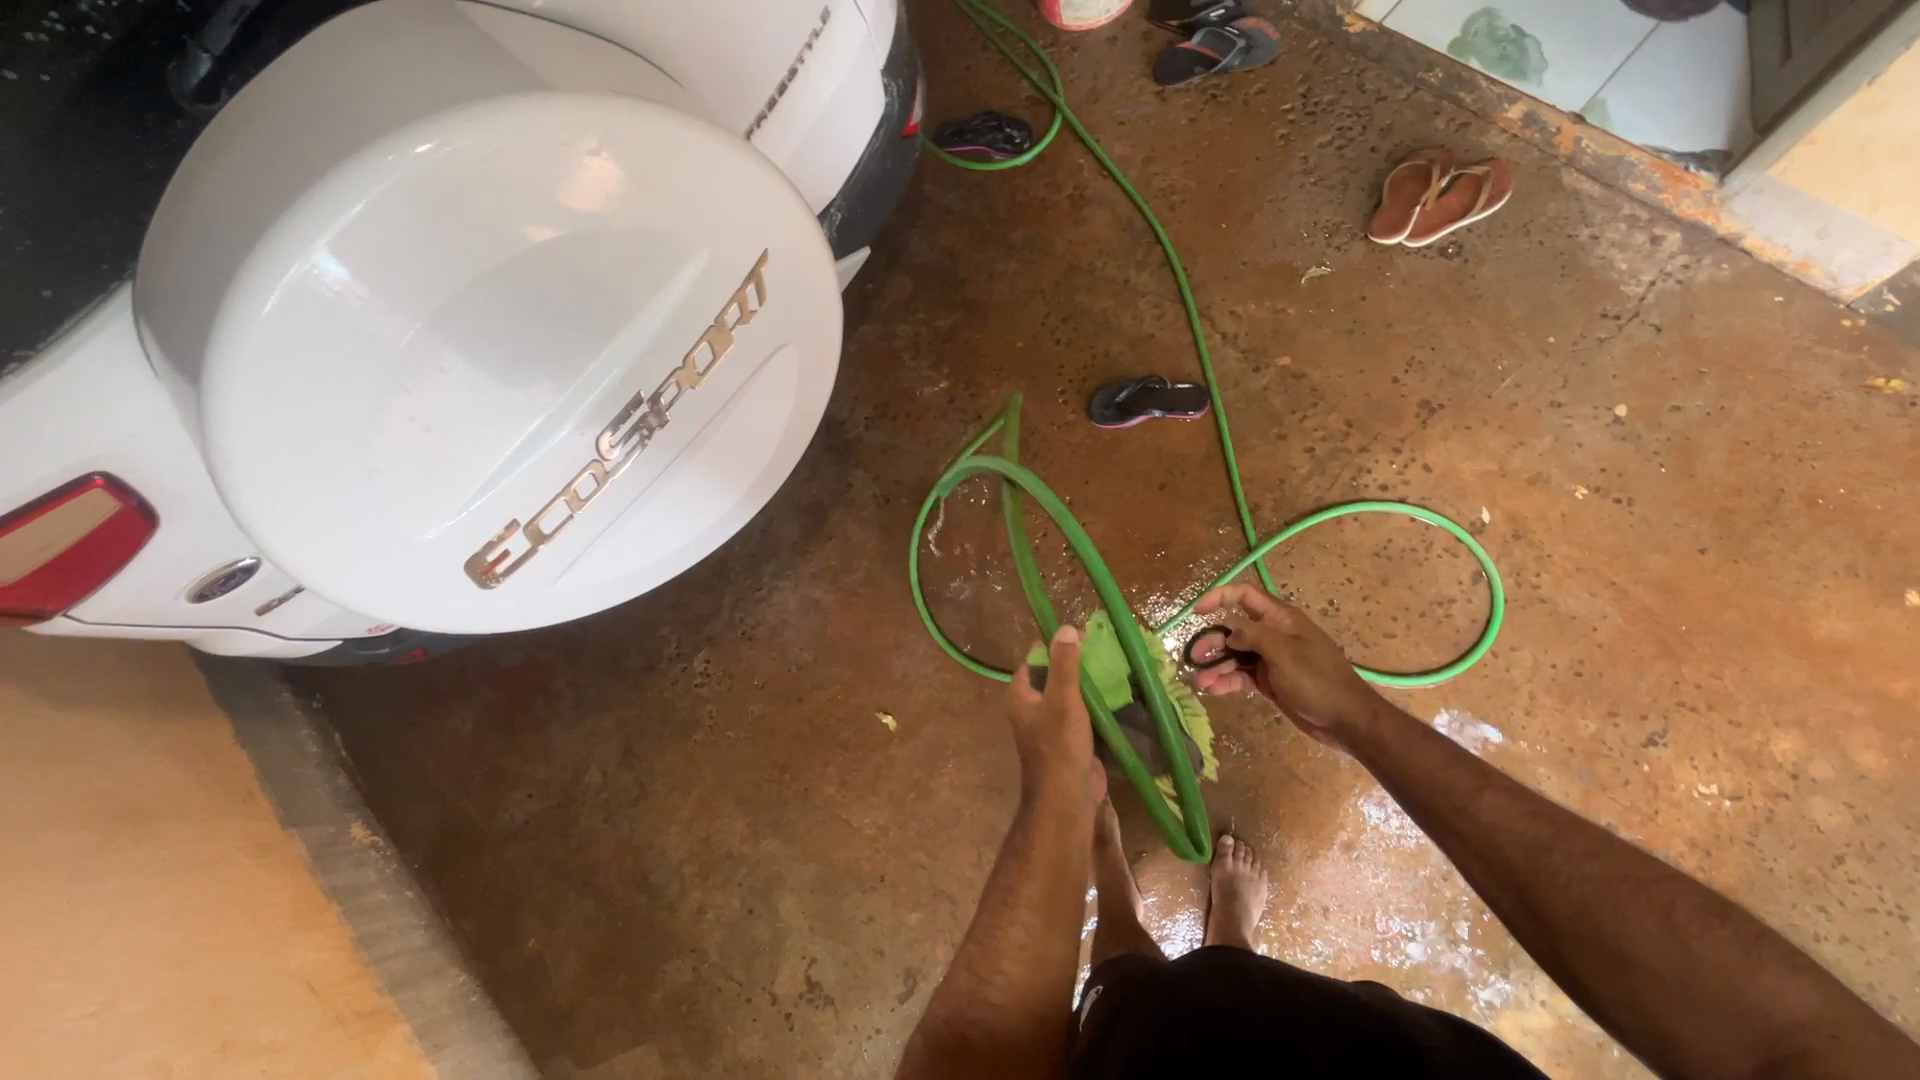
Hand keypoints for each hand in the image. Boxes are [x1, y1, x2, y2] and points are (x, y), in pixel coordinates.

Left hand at [1009, 625, 1104, 806]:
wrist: (1068, 798)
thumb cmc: (1058, 746)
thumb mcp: (1062, 699)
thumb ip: (1064, 664)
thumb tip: (1066, 628)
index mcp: (1022, 693)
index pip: (1037, 657)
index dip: (1058, 644)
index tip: (1086, 636)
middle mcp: (1035, 705)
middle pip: (1058, 673)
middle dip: (1081, 663)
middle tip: (1109, 650)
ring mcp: (1054, 722)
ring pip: (1075, 693)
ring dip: (1094, 683)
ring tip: (1120, 665)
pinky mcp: (1074, 737)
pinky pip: (1087, 712)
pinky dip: (1101, 703)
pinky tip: (1124, 692)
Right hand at [1188, 584, 1384, 746]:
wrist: (1345, 720)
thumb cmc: (1318, 681)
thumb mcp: (1285, 654)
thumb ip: (1253, 636)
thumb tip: (1227, 629)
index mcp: (1280, 620)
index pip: (1245, 596)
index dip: (1220, 597)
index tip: (1197, 611)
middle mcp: (1273, 635)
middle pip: (1234, 630)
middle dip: (1212, 642)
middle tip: (1194, 657)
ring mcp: (1270, 659)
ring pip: (1234, 656)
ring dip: (1216, 666)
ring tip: (1200, 683)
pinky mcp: (1268, 681)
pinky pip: (1241, 676)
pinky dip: (1226, 681)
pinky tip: (1213, 691)